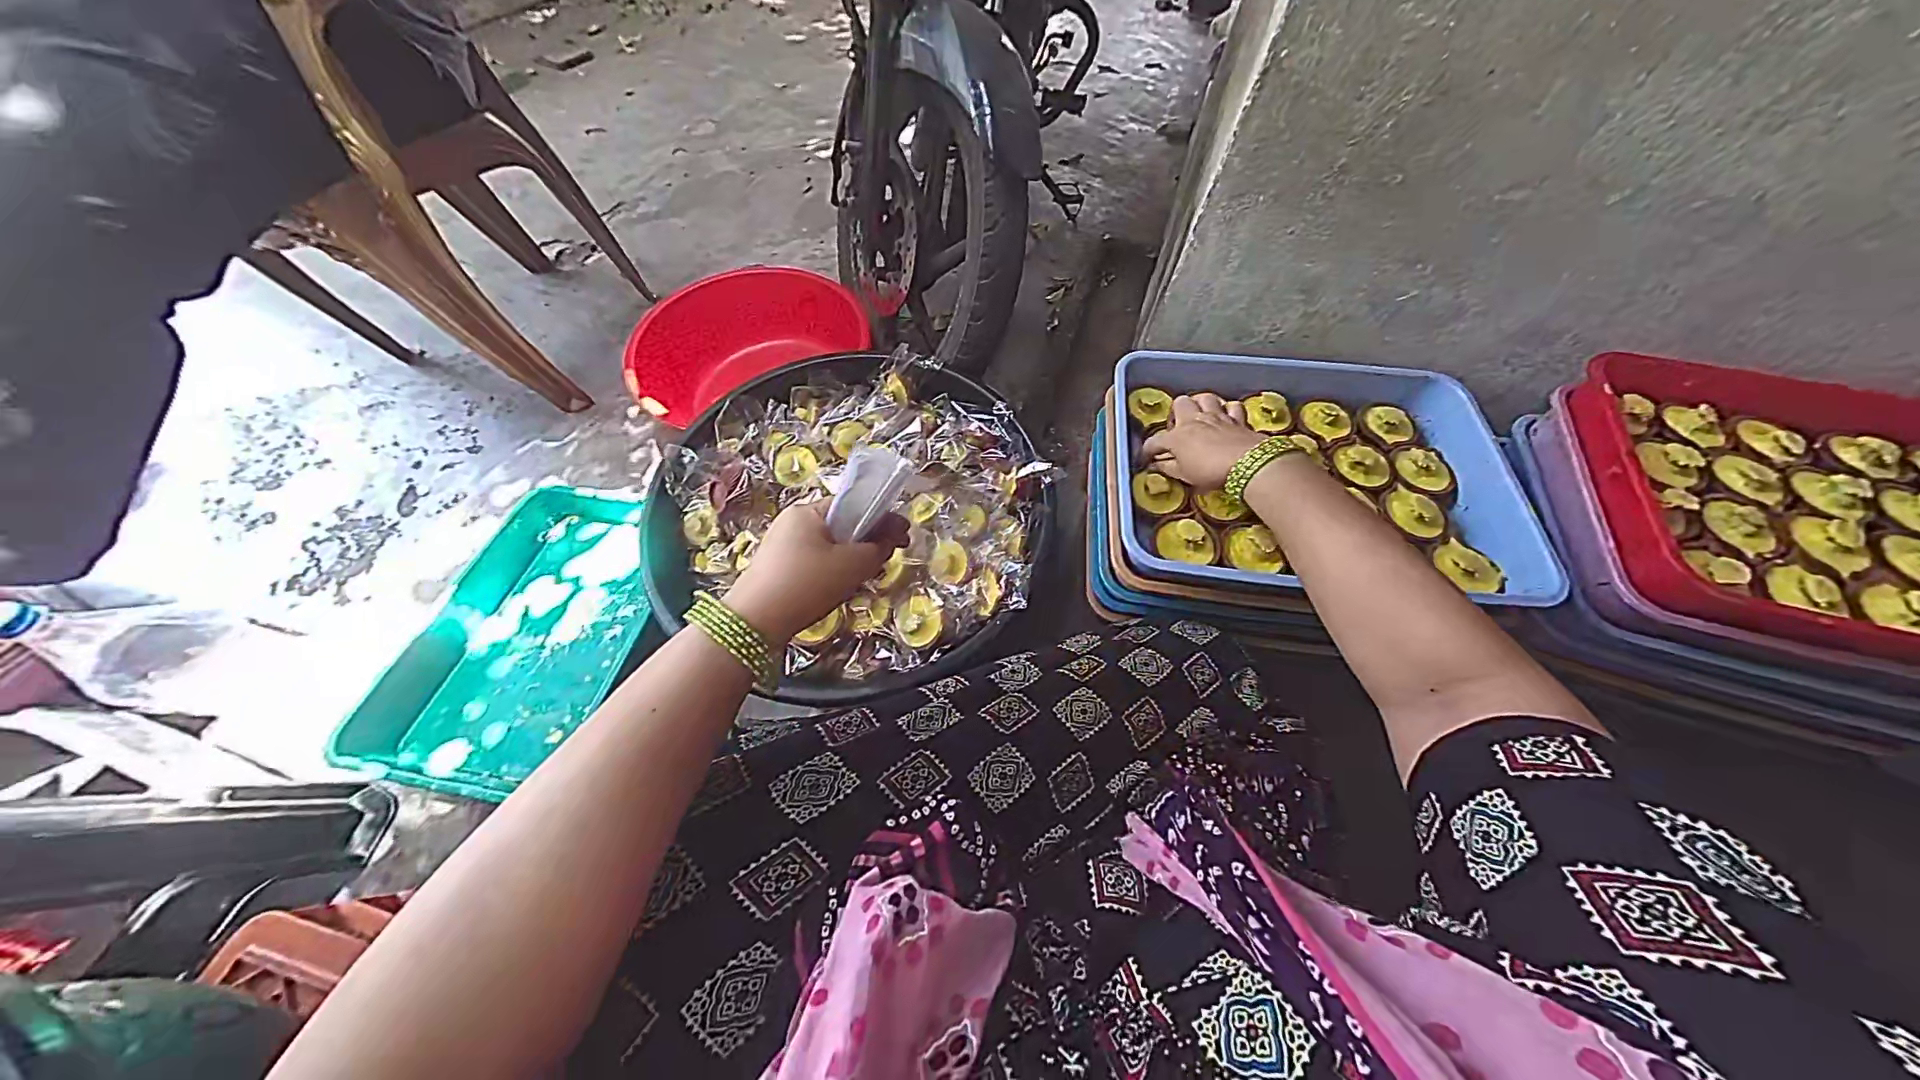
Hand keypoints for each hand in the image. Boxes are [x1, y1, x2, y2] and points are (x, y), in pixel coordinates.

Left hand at [726, 501, 906, 642]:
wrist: (755, 622)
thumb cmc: (807, 585)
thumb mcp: (853, 565)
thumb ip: (879, 548)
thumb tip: (890, 537)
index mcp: (809, 510)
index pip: (855, 505)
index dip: (883, 520)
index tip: (903, 538)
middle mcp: (792, 521)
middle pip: (842, 526)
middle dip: (867, 541)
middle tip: (886, 561)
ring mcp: (780, 544)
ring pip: (828, 546)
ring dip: (850, 559)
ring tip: (862, 579)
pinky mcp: (774, 567)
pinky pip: (813, 562)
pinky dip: (830, 571)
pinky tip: (837, 590)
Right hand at [1140, 393, 1263, 488]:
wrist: (1248, 464)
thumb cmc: (1211, 471)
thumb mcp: (1185, 475)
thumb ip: (1169, 467)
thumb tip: (1157, 464)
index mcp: (1176, 436)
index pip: (1155, 440)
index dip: (1148, 450)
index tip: (1148, 458)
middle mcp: (1195, 420)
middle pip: (1180, 403)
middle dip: (1176, 413)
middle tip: (1178, 428)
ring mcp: (1218, 416)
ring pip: (1205, 397)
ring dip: (1201, 405)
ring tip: (1200, 416)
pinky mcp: (1238, 419)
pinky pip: (1232, 406)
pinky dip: (1228, 410)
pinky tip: (1226, 418)